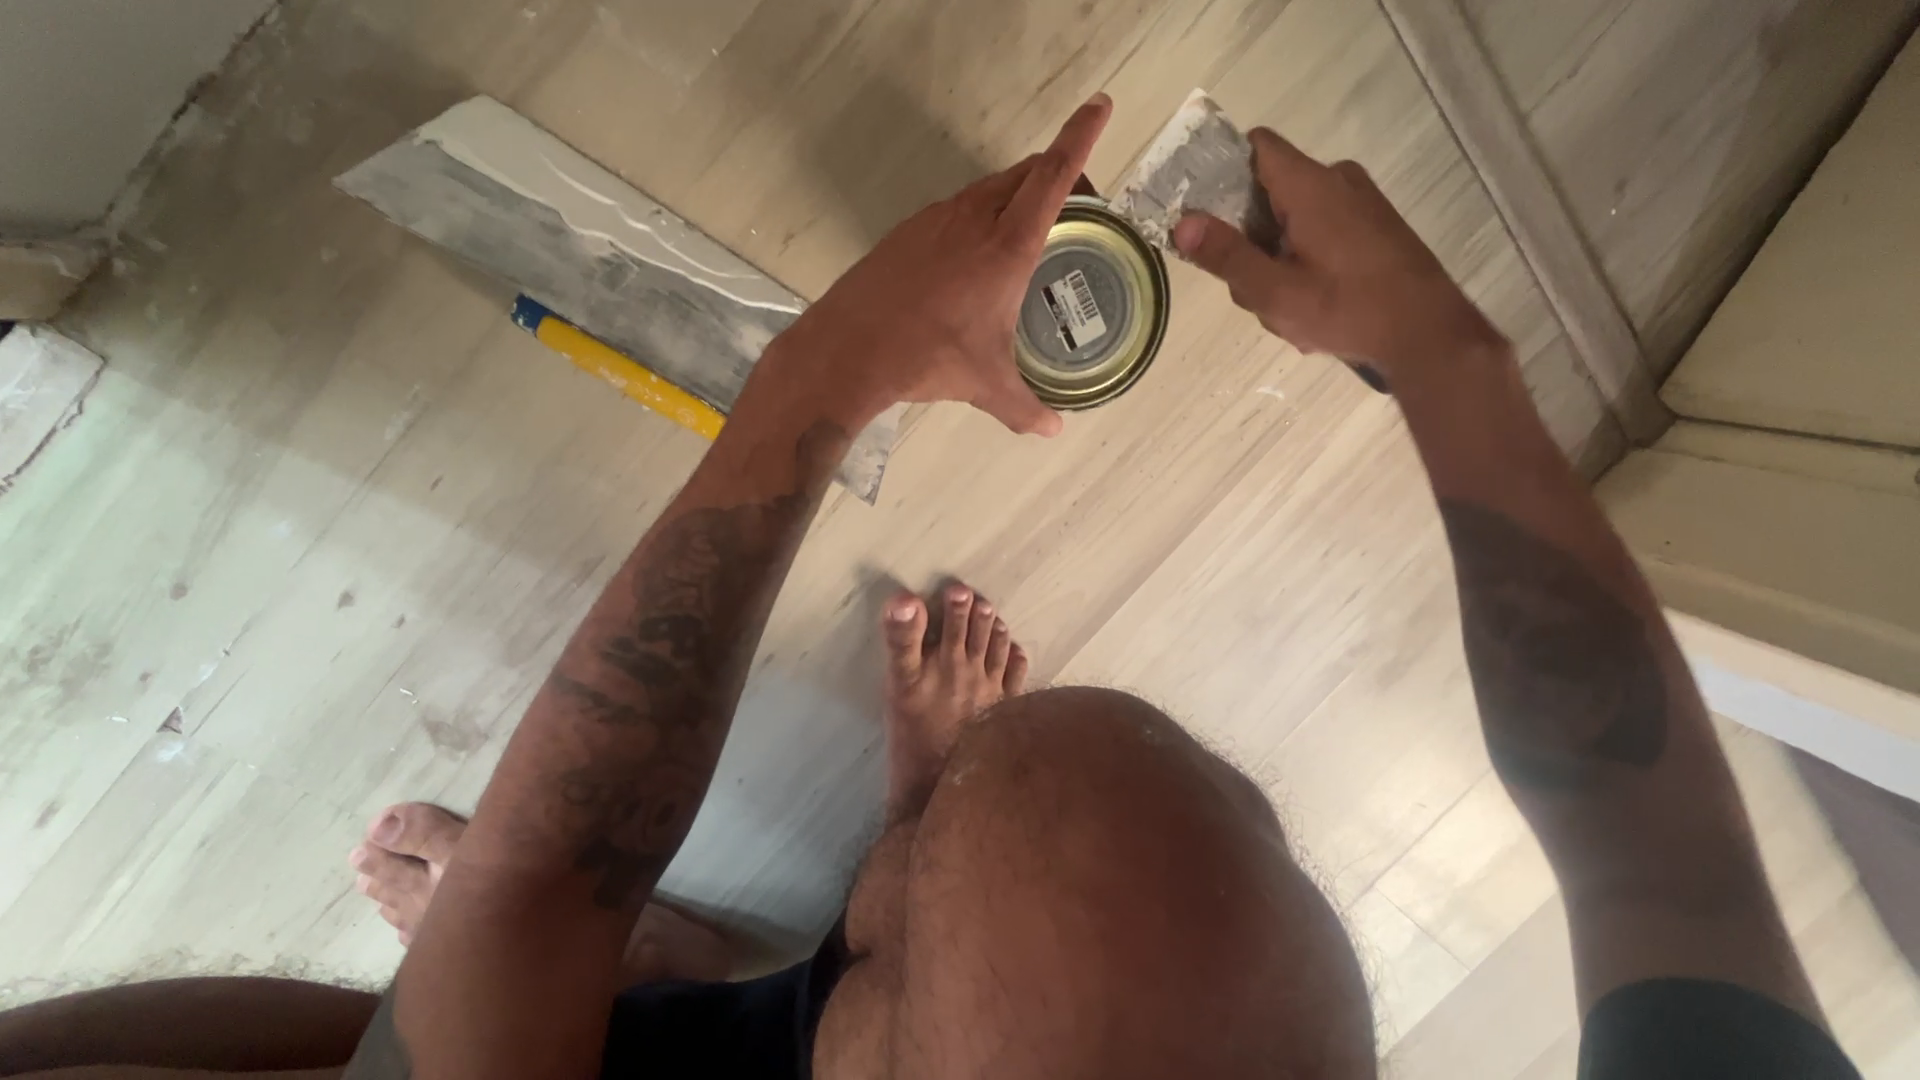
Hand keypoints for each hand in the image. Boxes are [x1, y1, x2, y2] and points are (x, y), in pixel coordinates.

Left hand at [767, 94, 1114, 436]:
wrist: (849, 349)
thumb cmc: (928, 359)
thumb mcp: (985, 385)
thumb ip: (1025, 408)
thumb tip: (1053, 430)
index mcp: (1006, 245)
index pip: (1054, 177)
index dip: (1082, 137)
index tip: (1100, 105)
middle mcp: (973, 219)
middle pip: (1024, 172)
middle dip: (1057, 173)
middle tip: (1075, 206)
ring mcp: (936, 219)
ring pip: (988, 187)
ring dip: (1016, 195)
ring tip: (1028, 233)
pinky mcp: (908, 231)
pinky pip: (957, 208)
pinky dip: (980, 215)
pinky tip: (974, 257)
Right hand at [1171, 128, 1507, 390]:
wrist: (1428, 334)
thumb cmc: (1348, 310)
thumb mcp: (1274, 292)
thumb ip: (1226, 256)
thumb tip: (1182, 223)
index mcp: (1311, 186)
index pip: (1255, 147)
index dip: (1220, 170)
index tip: (1199, 210)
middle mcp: (1336, 182)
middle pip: (1266, 194)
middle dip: (1246, 238)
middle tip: (1248, 285)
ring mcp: (1357, 205)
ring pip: (1289, 222)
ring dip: (1274, 262)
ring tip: (1284, 307)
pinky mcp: (1370, 229)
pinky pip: (1316, 236)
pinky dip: (1300, 266)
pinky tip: (1308, 305)